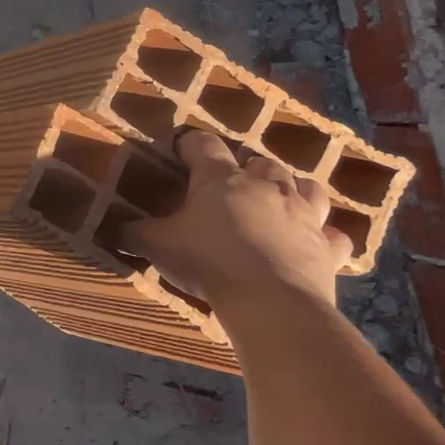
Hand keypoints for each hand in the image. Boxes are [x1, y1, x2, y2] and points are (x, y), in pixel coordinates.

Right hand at [123, 130, 352, 310]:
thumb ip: (131, 231)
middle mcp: (267, 189)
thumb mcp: (152, 243)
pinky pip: (335, 235)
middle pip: (263, 163)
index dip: (189, 144)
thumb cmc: (206, 259)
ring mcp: (304, 217)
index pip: (204, 145)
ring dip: (294, 190)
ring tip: (277, 201)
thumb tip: (109, 227)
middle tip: (230, 183)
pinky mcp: (329, 249)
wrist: (270, 300)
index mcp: (220, 179)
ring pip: (309, 188)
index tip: (178, 151)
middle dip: (248, 167)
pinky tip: (313, 240)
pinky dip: (325, 234)